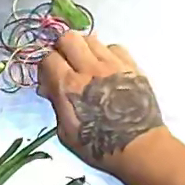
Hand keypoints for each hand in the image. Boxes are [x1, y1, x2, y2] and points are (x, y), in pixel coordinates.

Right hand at [37, 31, 171, 176]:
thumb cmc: (99, 145)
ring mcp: (113, 64)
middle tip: (66, 63)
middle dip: (62, 48)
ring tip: (87, 64)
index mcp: (69, 87)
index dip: (45, 66)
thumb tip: (48, 86)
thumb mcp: (66, 132)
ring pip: (91, 38)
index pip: (48, 58)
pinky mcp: (132, 65)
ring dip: (84, 49)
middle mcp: (90, 69)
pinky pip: (114, 47)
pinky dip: (107, 54)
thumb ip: (55, 104)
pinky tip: (108, 68)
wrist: (138, 146)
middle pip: (68, 38)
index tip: (49, 76)